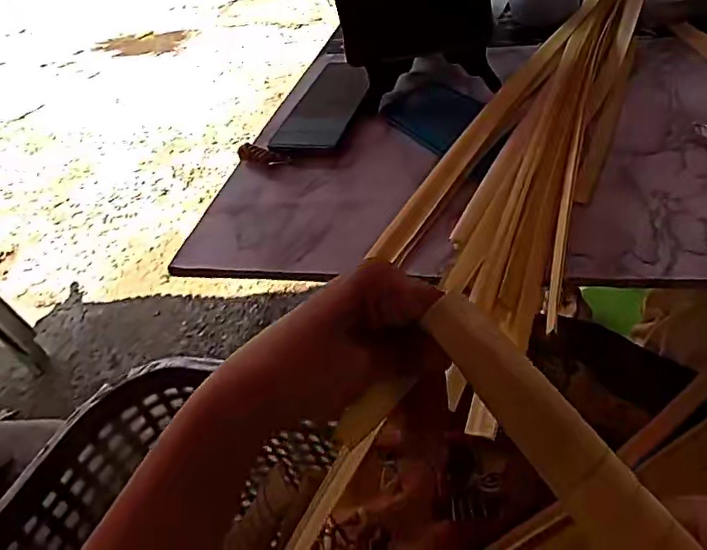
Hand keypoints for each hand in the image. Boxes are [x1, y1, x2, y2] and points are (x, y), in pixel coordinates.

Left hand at [212, 260, 443, 429]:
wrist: (240, 400)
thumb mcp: (362, 368)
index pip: (431, 302)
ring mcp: (364, 309)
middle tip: (443, 408)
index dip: (451, 336)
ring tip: (424, 426)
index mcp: (378, 279)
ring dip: (416, 382)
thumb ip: (409, 356)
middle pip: (421, 325)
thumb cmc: (300, 373)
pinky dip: (396, 380)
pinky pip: (389, 351)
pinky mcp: (355, 333)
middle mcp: (376, 286)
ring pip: (407, 343)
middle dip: (432, 367)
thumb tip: (447, 353)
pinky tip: (403, 412)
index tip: (467, 367)